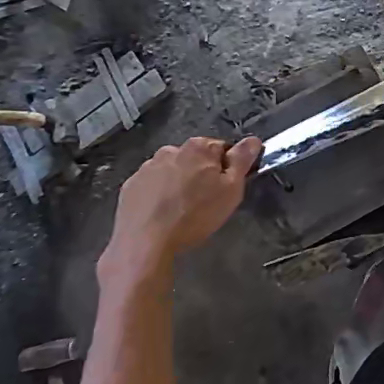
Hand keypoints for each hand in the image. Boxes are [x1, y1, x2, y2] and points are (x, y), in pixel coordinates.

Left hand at [102, 136, 260, 283]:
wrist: (145, 244)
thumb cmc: (195, 215)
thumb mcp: (231, 189)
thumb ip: (242, 160)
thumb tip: (253, 140)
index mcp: (199, 147)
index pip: (222, 149)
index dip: (227, 168)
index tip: (225, 188)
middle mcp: (171, 150)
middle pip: (195, 158)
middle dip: (202, 174)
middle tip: (206, 201)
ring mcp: (147, 168)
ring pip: (173, 171)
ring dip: (179, 182)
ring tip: (182, 210)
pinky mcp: (130, 186)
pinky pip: (152, 185)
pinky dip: (159, 194)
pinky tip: (162, 214)